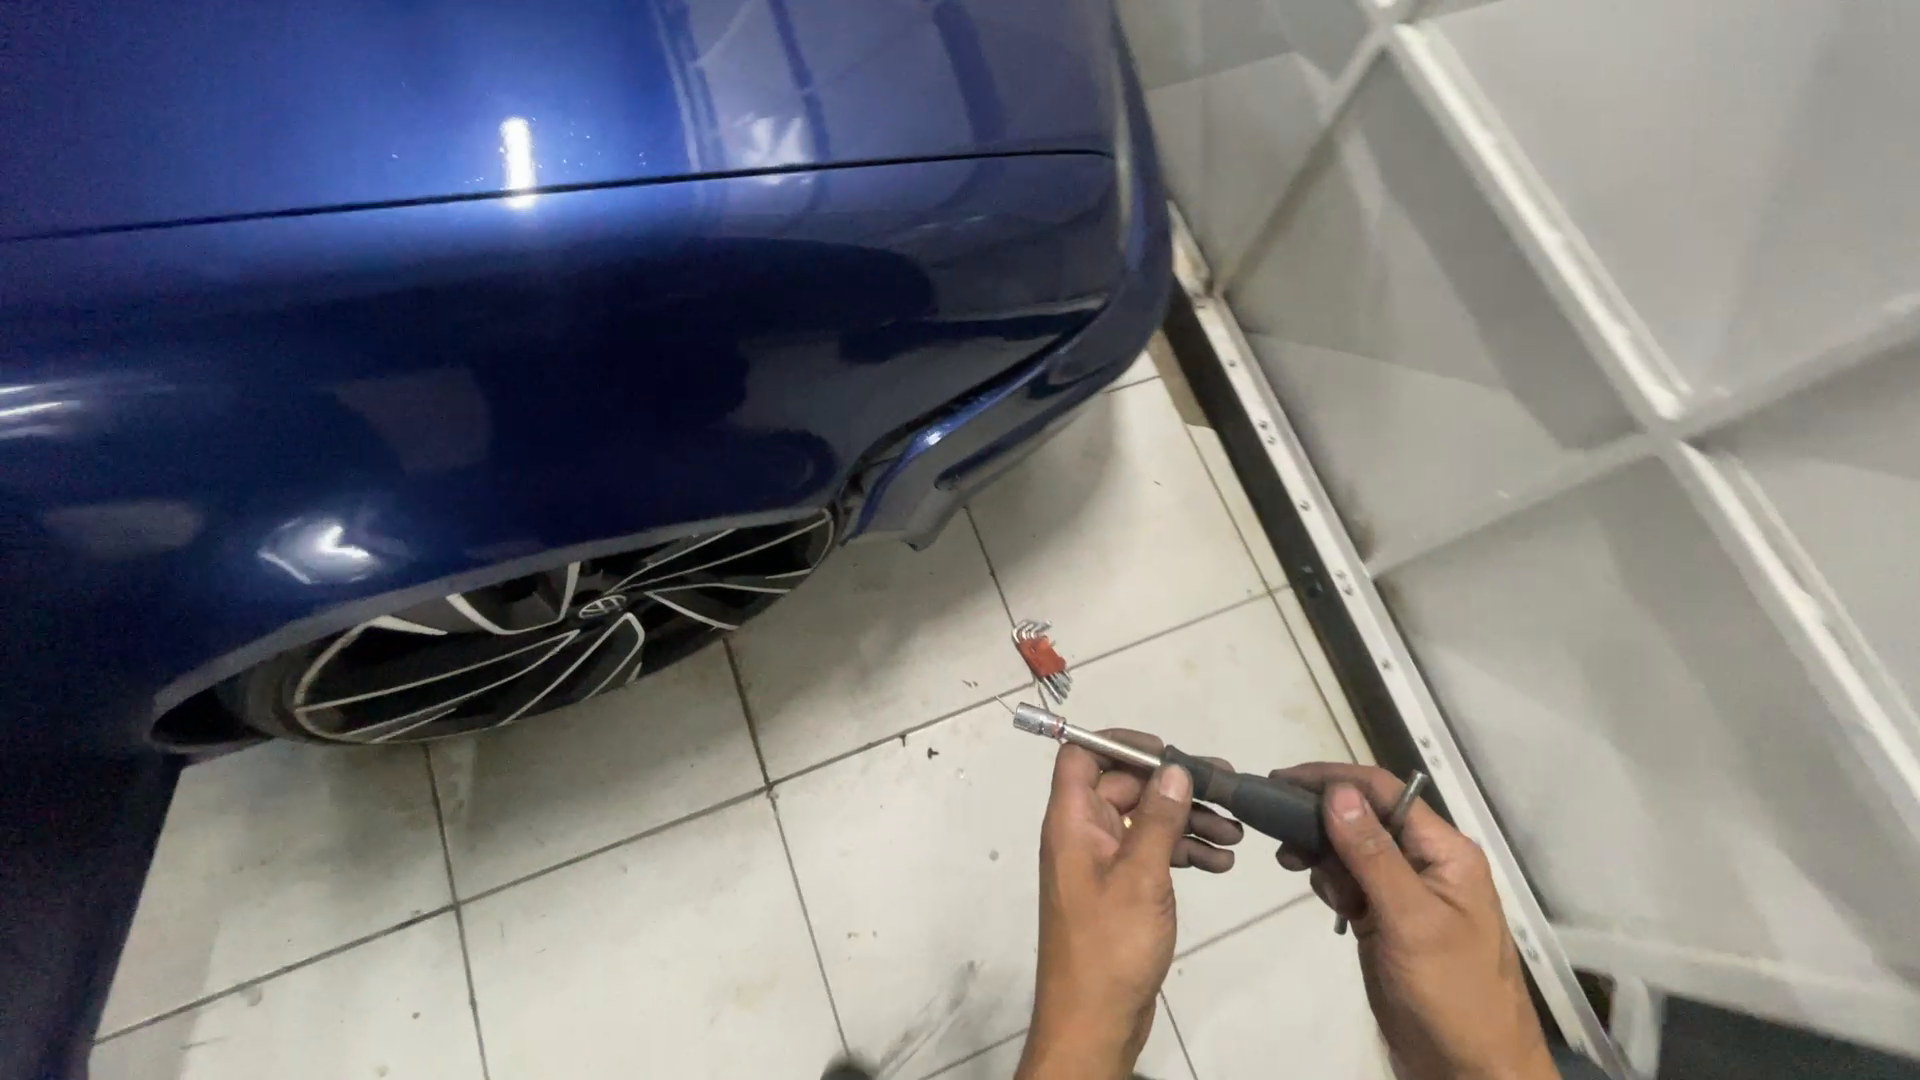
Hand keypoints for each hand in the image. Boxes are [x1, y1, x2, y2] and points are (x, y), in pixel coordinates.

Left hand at [1017, 732, 1243, 1079]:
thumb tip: (1173, 768)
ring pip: (1145, 820)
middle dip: (1173, 786)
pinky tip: (1221, 864)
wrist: (1095, 1021)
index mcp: (1072, 820)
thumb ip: (1158, 818)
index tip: (1168, 751)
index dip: (1119, 744)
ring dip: (1187, 821)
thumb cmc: (1110, 944)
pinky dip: (1183, 852)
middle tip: (1226, 788)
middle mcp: (1083, 833)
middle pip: (1124, 787)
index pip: (1082, 756)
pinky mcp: (1120, 888)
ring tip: (1235, 833)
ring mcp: (1102, 861)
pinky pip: (1152, 853)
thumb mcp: (1140, 875)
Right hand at [1272, 763, 1556, 1079]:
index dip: (1332, 778)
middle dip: (1318, 814)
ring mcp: (1405, 890)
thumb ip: (1371, 854)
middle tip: (1274, 823)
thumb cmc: (1451, 994)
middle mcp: (1426, 861)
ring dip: (1319, 848)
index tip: (1281, 780)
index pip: (1383, 791)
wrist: (1471, 1075)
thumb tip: (1337, 791)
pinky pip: (1350, 879)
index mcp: (1445, 852)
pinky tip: (1321, 894)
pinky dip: (1328, 879)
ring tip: (1289, 862)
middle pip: (1363, 815)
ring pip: (1350, 846)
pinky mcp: (1386, 917)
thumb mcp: (1410, 920)